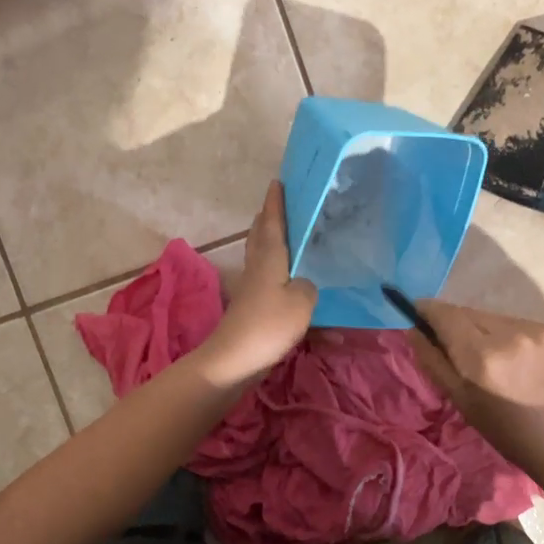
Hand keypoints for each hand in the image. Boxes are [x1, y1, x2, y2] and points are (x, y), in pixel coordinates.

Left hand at [195, 181, 317, 388]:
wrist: (234, 361)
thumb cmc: (268, 324)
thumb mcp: (302, 301)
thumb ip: (308, 286)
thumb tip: (304, 285)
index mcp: (269, 259)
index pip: (273, 223)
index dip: (276, 203)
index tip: (278, 182)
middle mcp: (258, 269)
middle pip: (262, 237)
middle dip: (270, 219)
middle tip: (282, 206)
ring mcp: (253, 290)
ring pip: (263, 258)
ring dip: (273, 245)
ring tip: (289, 238)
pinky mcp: (253, 311)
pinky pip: (270, 285)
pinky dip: (282, 278)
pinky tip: (296, 290)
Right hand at [406, 301, 543, 468]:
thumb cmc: (504, 429)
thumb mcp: (460, 400)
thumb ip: (432, 361)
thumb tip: (413, 330)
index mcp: (480, 356)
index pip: (444, 314)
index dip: (427, 310)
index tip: (417, 312)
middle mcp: (508, 334)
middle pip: (467, 312)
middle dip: (455, 323)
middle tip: (455, 346)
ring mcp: (534, 329)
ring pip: (491, 316)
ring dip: (483, 329)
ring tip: (490, 357)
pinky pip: (516, 323)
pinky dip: (508, 335)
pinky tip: (516, 359)